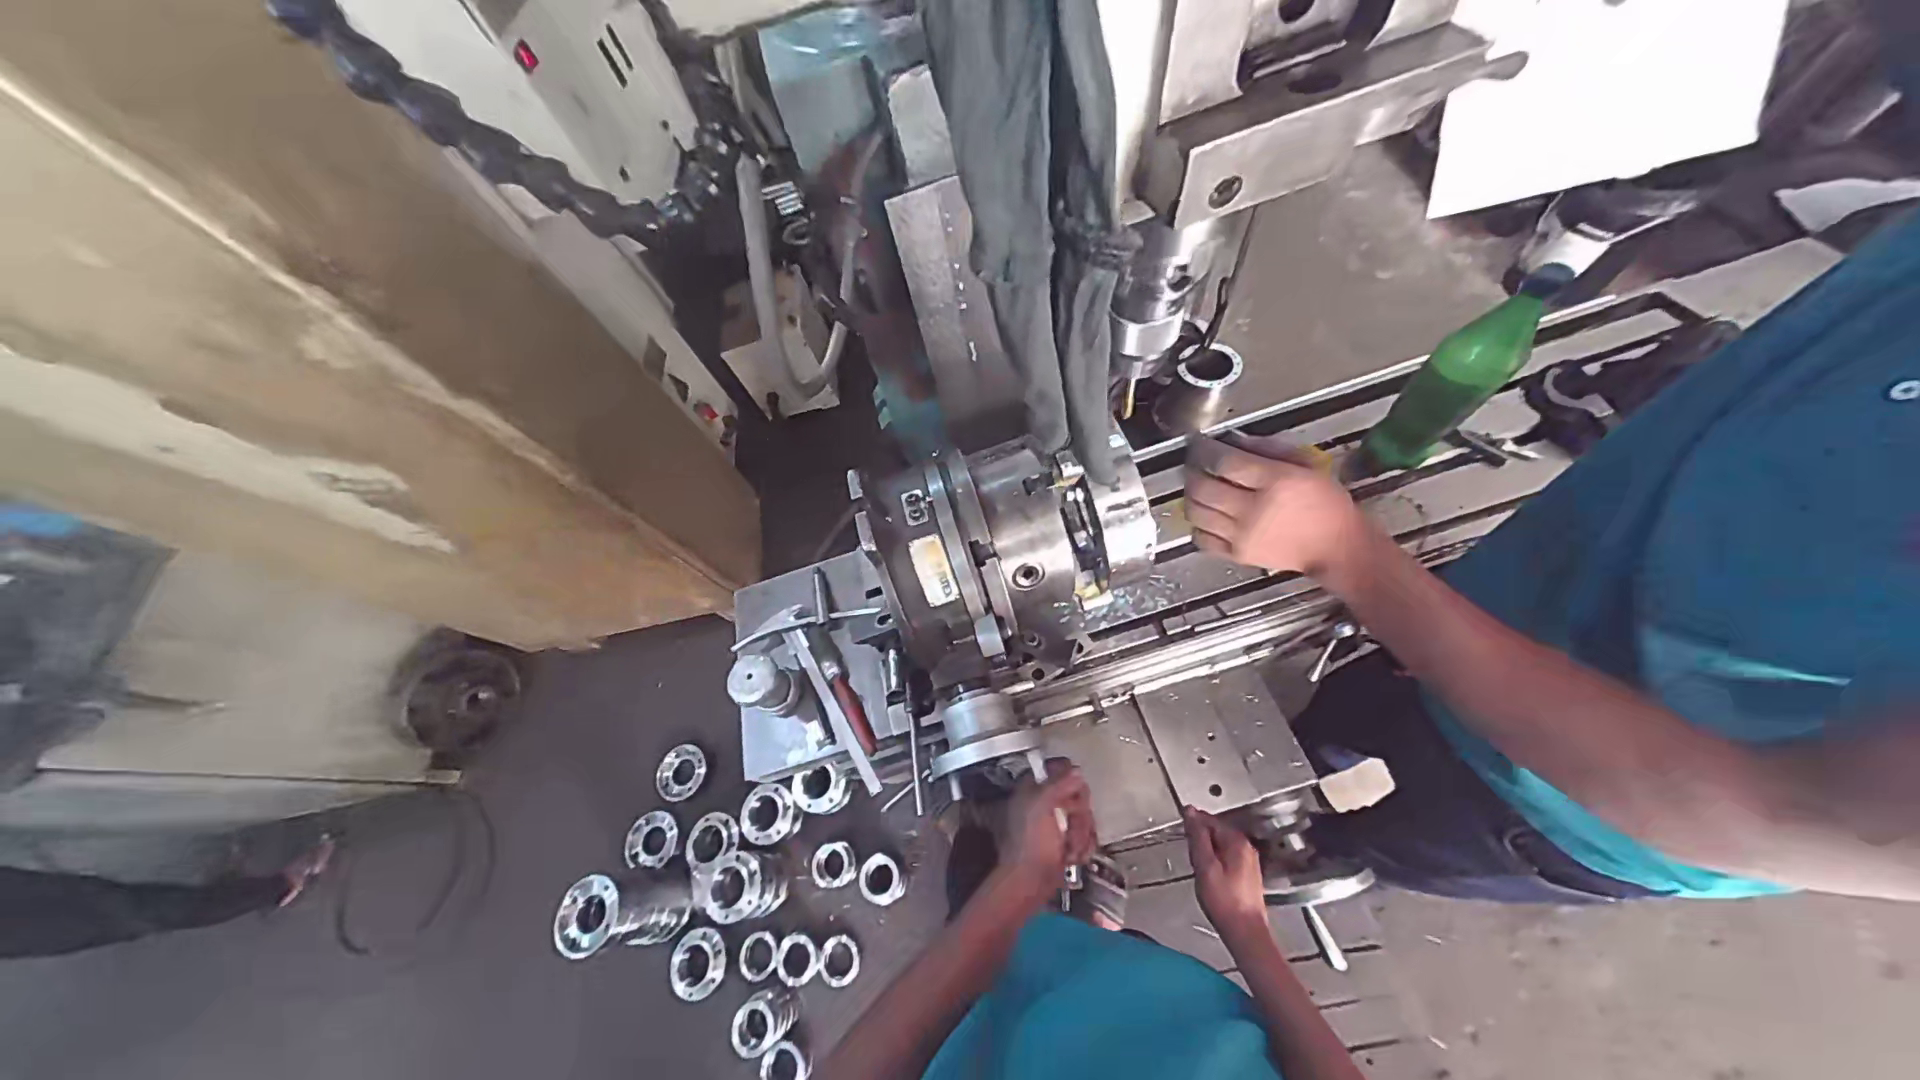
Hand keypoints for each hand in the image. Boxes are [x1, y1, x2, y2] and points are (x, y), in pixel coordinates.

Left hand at [996, 761, 1096, 906]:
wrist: (1030, 882)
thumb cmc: (1032, 843)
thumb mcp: (1041, 806)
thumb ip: (1058, 784)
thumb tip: (1077, 771)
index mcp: (1034, 788)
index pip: (1061, 768)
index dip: (1072, 781)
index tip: (1075, 796)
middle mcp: (1046, 801)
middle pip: (1079, 795)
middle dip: (1079, 816)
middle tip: (1070, 829)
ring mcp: (1057, 822)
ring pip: (1085, 816)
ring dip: (1080, 835)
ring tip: (1068, 849)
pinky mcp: (1066, 840)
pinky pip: (1086, 835)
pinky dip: (1081, 847)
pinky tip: (1072, 857)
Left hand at [1184, 436, 1368, 577]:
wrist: (1337, 548)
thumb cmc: (1326, 506)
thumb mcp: (1307, 465)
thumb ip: (1269, 448)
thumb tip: (1235, 441)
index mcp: (1274, 482)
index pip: (1224, 461)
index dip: (1204, 449)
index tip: (1199, 443)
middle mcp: (1253, 509)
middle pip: (1203, 486)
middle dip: (1192, 471)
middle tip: (1194, 464)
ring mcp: (1242, 535)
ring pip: (1196, 511)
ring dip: (1190, 496)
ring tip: (1197, 487)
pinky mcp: (1237, 555)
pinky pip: (1201, 538)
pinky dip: (1197, 524)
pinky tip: (1205, 515)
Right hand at [1184, 806, 1267, 942]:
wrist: (1245, 933)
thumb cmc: (1223, 901)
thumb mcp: (1204, 865)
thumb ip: (1197, 837)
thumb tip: (1190, 812)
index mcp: (1236, 841)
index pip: (1209, 819)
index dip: (1193, 825)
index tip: (1183, 837)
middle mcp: (1246, 847)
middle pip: (1216, 830)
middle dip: (1200, 839)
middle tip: (1192, 857)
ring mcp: (1249, 861)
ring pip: (1221, 844)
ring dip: (1207, 851)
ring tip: (1199, 868)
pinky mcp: (1248, 874)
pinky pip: (1227, 857)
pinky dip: (1216, 861)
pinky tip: (1210, 876)